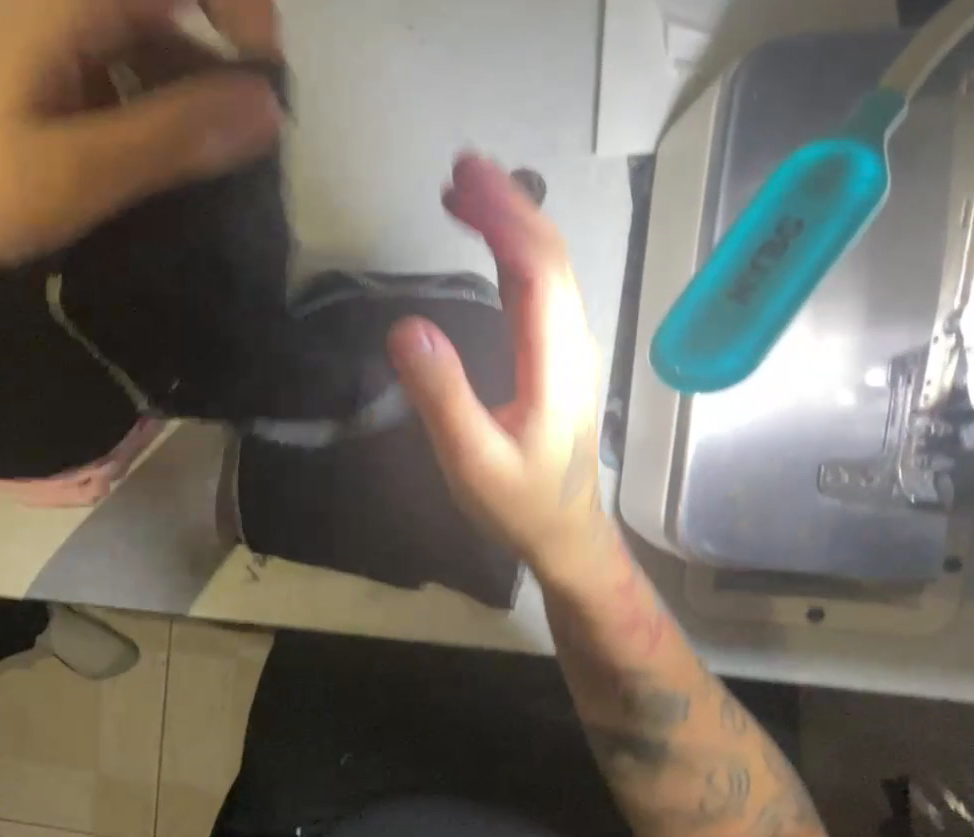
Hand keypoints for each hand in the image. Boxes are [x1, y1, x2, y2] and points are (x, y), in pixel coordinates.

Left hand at [0, 0, 284, 274]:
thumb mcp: (77, 171)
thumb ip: (170, 137)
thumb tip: (271, 109)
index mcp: (63, 6)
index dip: (237, 6)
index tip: (270, 71)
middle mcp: (64, 15)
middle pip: (167, 10)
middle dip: (223, 58)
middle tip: (261, 124)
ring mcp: (60, 56)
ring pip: (152, 51)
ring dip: (196, 93)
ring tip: (228, 152)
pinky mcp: (59, 97)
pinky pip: (130, 87)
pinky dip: (164, 117)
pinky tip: (181, 160)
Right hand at [387, 154, 606, 576]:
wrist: (566, 531)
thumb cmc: (520, 503)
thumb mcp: (472, 460)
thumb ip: (443, 396)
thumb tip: (406, 327)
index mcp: (554, 359)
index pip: (537, 269)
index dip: (504, 217)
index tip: (465, 180)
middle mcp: (567, 340)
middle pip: (546, 254)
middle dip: (507, 204)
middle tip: (459, 168)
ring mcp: (562, 346)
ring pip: (544, 266)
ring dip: (508, 222)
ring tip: (462, 191)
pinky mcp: (551, 355)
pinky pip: (534, 288)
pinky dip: (508, 253)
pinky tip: (484, 243)